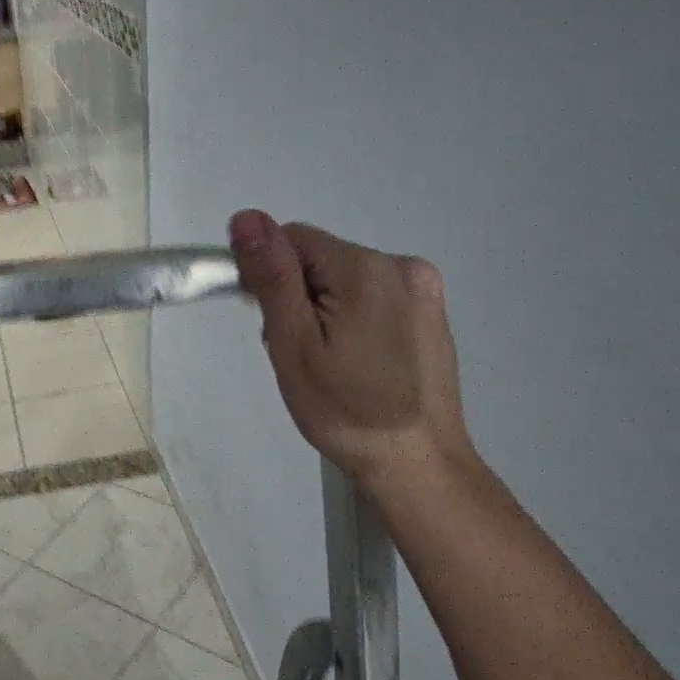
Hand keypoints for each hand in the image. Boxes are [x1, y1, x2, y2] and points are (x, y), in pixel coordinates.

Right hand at [229, 210, 474, 493]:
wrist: (416, 461)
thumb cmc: (344, 410)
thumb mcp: (294, 345)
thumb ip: (271, 277)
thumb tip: (246, 218)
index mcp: (365, 268)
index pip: (294, 240)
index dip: (268, 276)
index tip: (267, 324)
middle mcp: (402, 265)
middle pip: (323, 260)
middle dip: (299, 297)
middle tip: (300, 355)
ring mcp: (424, 290)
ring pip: (347, 281)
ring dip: (326, 310)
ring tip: (330, 366)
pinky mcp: (432, 315)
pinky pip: (376, 300)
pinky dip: (355, 322)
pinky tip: (358, 364)